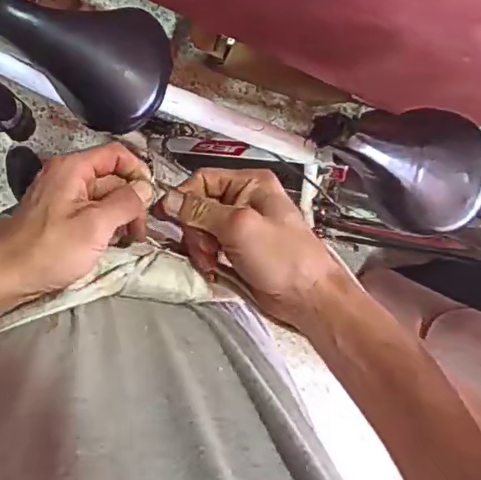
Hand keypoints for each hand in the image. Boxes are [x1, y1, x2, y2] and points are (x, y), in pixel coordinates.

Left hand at [0, 143, 157, 304]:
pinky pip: (88, 211)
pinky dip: (103, 224)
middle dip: (130, 200)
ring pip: (101, 196)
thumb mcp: (95, 226)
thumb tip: (145, 189)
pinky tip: (108, 243)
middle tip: (139, 228)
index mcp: (72, 169)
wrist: (5, 276)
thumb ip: (125, 203)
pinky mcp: (57, 216)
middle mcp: (65, 176)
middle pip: (111, 176)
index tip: (149, 196)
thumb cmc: (44, 251)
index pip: (117, 154)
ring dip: (119, 215)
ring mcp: (60, 196)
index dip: (138, 172)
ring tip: (126, 240)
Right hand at [158, 168, 355, 331]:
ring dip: (199, 248)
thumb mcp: (240, 227)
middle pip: (197, 207)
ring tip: (212, 261)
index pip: (202, 180)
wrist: (309, 299)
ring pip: (200, 230)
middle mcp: (245, 202)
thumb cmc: (290, 261)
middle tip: (205, 247)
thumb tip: (172, 200)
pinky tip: (215, 268)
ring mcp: (241, 227)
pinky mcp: (237, 250)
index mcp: (251, 184)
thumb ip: (201, 211)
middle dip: (195, 230)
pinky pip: (208, 249)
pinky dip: (206, 259)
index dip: (185, 198)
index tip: (172, 217)